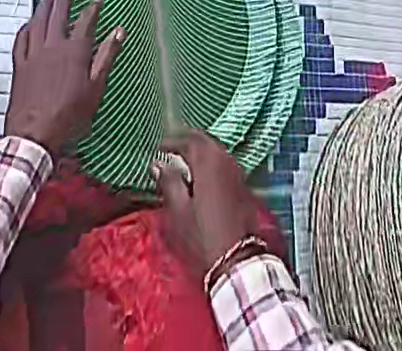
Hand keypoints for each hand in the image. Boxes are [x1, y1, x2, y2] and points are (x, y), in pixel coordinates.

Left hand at [5, 0, 124, 152]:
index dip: (93, 9)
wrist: (35, 133)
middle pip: (58, 14)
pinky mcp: (19, 66)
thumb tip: (119, 32)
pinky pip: (21, 40)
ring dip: (44, 6)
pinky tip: (27, 24)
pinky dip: (25, 28)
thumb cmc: (69, 114)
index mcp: (75, 50)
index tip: (97, 2)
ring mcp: (34, 54)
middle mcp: (53, 46)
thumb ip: (107, 55)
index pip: (86, 21)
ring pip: (38, 22)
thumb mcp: (96, 86)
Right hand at [153, 129, 265, 278]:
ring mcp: (237, 171)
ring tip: (183, 159)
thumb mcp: (179, 211)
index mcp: (208, 162)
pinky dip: (210, 160)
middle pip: (205, 140)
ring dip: (200, 149)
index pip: (188, 141)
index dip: (171, 142)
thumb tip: (159, 164)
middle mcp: (225, 159)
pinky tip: (201, 173)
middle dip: (187, 141)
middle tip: (170, 148)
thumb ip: (169, 183)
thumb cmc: (203, 236)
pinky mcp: (242, 184)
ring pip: (216, 149)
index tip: (158, 149)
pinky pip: (223, 161)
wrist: (237, 261)